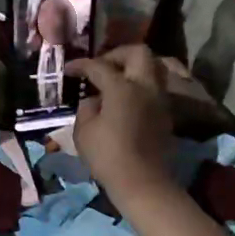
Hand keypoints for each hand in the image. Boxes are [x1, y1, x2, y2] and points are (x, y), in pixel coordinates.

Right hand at [69, 45, 175, 204]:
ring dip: (133, 68)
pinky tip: (125, 100)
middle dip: (117, 55)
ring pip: (152, 67)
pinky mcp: (165, 113)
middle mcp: (145, 86)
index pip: (99, 66)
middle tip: (101, 67)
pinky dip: (139, 86)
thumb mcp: (83, 132)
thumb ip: (86, 108)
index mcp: (122, 87)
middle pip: (138, 52)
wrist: (142, 182)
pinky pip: (154, 87)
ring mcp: (159, 98)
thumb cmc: (107, 157)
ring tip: (115, 82)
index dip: (81, 65)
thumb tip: (93, 100)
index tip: (69, 69)